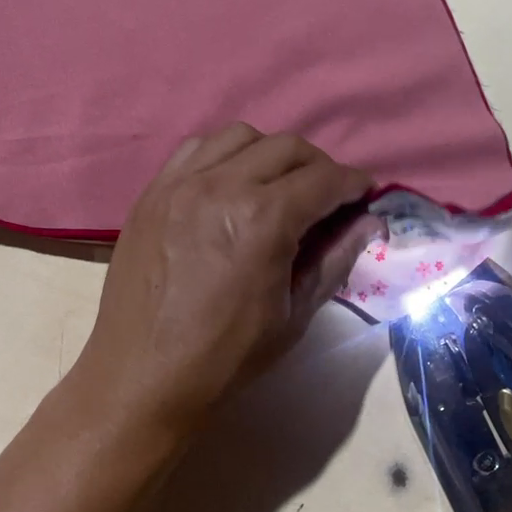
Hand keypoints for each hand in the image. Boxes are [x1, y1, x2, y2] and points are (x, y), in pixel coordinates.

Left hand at [69, 123, 378, 437]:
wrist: (141, 375)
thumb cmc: (225, 356)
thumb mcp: (294, 315)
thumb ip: (335, 260)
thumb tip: (370, 223)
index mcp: (263, 219)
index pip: (324, 180)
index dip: (354, 184)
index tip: (366, 194)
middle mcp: (222, 185)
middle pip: (287, 148)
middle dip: (318, 167)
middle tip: (326, 197)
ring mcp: (181, 183)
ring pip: (240, 136)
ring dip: (270, 154)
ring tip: (276, 186)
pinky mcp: (153, 191)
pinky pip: (196, 149)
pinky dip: (224, 155)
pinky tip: (229, 183)